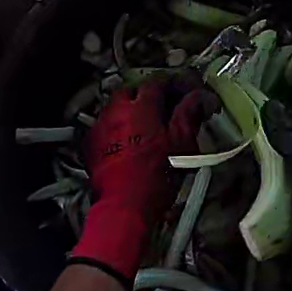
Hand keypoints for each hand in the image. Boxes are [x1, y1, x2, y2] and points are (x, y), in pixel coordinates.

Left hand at [70, 80, 216, 284]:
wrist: (124, 207)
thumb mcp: (181, 144)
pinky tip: (127, 140)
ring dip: (129, 110)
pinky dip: (116, 127)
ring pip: (115, 107)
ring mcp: (100, 126)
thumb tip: (201, 97)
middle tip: (161, 107)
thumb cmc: (157, 176)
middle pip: (130, 91)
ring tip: (145, 125)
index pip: (156, 83)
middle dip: (145, 95)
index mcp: (140, 107)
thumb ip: (189, 115)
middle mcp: (116, 110)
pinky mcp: (90, 144)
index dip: (171, 84)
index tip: (182, 92)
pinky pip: (104, 126)